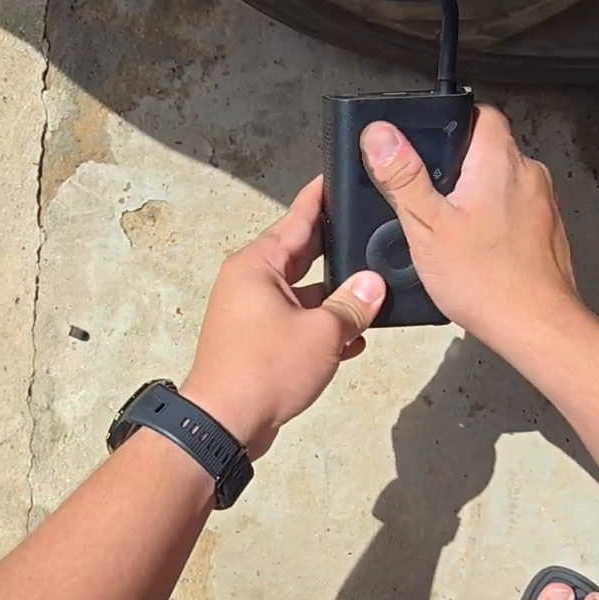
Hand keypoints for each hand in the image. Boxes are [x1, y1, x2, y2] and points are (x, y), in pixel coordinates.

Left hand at [181, 176, 385, 458]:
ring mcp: (251, 314)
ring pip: (302, 296)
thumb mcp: (322, 333)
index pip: (296, 219)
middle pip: (302, 257)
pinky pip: (295, 325)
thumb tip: (373, 286)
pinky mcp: (256, 343)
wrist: (225, 423)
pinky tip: (352, 341)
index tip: (335, 176)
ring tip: (374, 298)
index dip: (320, 199)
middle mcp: (251, 283)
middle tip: (368, 231)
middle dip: (336, 252)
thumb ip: (353, 305)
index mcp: (258, 266)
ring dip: (334, 301)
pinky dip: (320, 330)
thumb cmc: (265, 369)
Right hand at [360, 105, 580, 344]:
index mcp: (499, 161)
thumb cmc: (486, 281)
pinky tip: (477, 252)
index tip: (429, 144)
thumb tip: (380, 136)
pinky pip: (517, 213)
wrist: (534, 326)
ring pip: (503, 183)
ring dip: (479, 197)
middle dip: (459, 168)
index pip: (479, 113)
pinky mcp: (547, 232)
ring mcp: (543, 204)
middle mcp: (528, 174)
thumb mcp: (427, 227)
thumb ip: (403, 178)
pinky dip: (496, 224)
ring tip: (453, 230)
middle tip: (432, 197)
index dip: (450, 123)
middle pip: (489, 149)